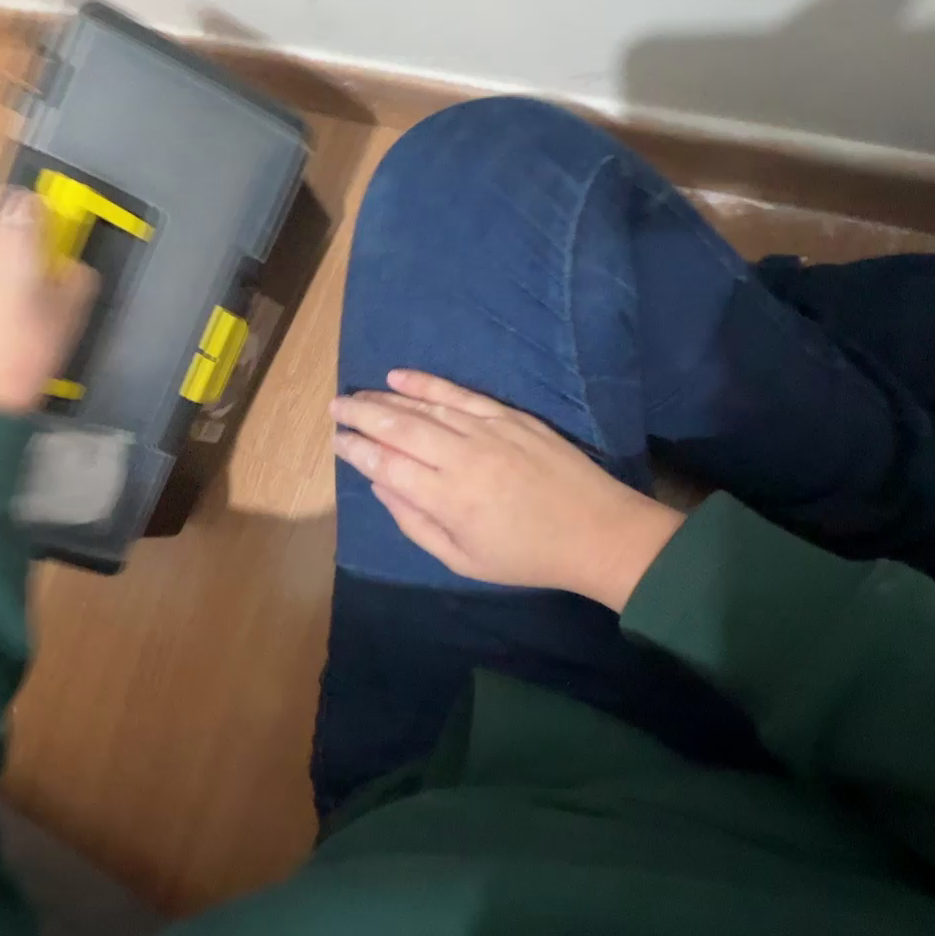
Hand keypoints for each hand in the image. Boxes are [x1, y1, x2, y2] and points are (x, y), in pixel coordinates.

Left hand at [0, 189, 98, 414]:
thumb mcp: (72, 314)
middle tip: (27, 268)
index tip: (48, 235)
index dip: (40, 216)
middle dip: (12, 235)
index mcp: (16, 241)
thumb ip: (77, 276)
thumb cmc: (30, 351)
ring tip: (1, 293)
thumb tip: (71, 265)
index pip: (26, 201)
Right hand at [331, 370, 683, 610]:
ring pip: (423, 406)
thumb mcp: (462, 560)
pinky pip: (459, 394)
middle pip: (396, 427)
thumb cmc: (526, 556)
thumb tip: (380, 487)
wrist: (599, 533)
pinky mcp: (509, 417)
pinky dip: (426, 383)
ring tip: (357, 394)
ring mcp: (486, 432)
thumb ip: (415, 523)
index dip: (355, 450)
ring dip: (384, 398)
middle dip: (359, 415)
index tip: (336, 441)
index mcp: (447, 498)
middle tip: (335, 407)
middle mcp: (460, 458)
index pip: (385, 465)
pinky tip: (399, 376)